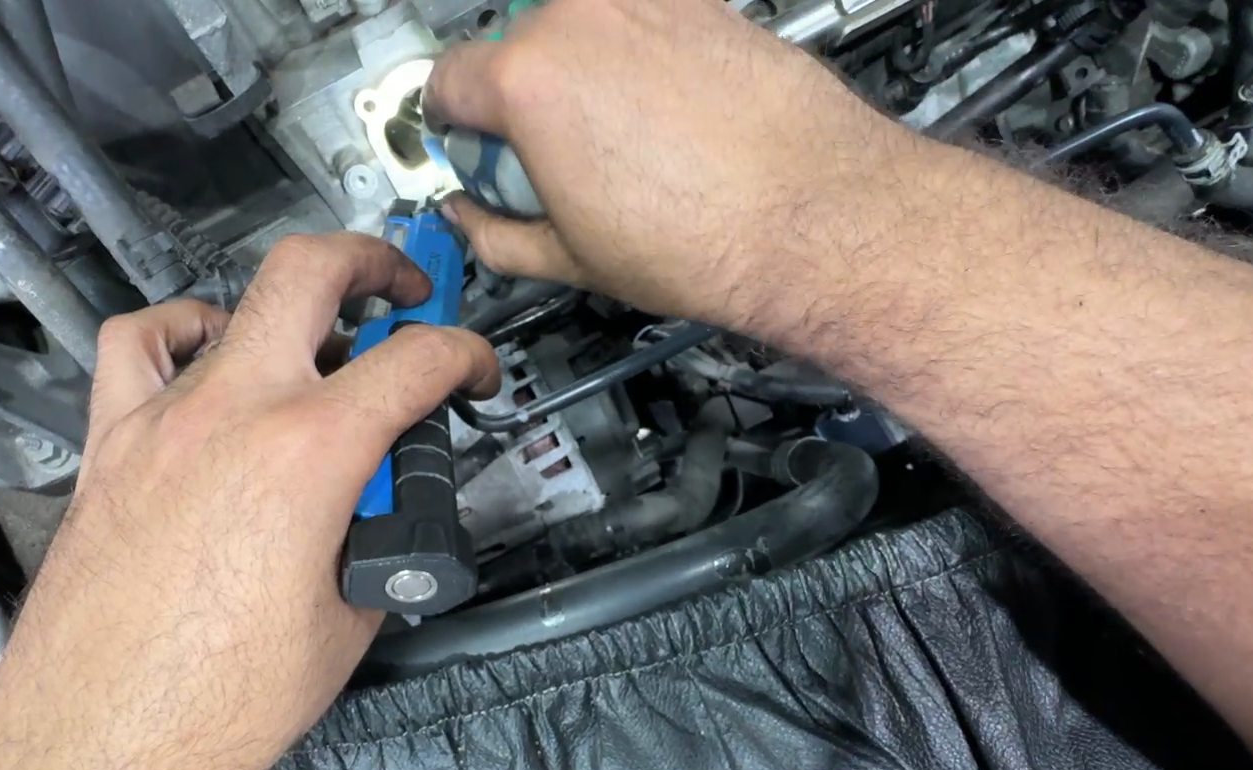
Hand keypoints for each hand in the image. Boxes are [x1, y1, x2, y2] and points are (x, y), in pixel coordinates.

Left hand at [0, 233, 498, 769]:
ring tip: (308, 346)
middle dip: (373, 265)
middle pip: (308, 274)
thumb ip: (378, 539)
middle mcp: (233, 410)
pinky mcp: (108, 447)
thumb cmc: (240, 702)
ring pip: (219, 303)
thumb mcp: (354, 615)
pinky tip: (205, 368)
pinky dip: (182, 336)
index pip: (415, 362)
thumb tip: (384, 512)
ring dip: (280, 308)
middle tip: (404, 293)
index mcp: (312, 453)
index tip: (478, 374)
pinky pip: (137, 350)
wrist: (103, 753)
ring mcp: (158, 419)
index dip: (466, 356)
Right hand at [427, 0, 916, 342]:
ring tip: (620, 154)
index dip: (451, 130)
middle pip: (509, 54)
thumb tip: (472, 218)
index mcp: (529, 81)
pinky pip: (632, 26)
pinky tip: (661, 125)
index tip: (471, 155)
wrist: (808, 216)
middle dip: (517, 111)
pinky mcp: (694, 1)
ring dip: (575, 83)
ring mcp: (641, 1)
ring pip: (573, 35)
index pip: (445, 83)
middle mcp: (579, 18)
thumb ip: (498, 234)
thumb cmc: (703, 240)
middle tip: (553, 172)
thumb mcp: (571, 260)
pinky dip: (629, 65)